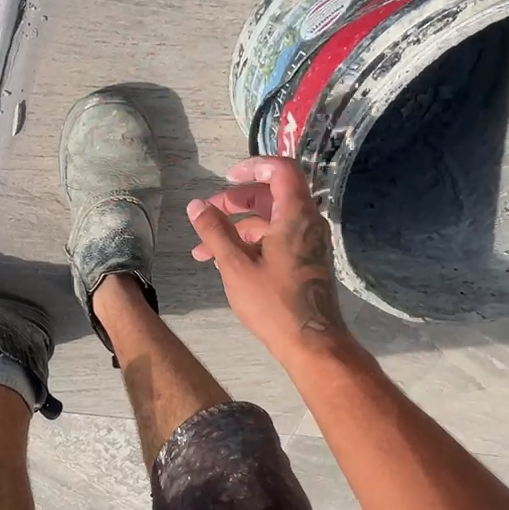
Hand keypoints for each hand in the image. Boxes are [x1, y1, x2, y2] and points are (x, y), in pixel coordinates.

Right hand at [185, 156, 352, 358]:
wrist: (312, 343)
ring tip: (203, 250)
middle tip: (207, 214)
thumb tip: (196, 205)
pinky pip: (276, 238)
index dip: (253, 166)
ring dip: (236, 228)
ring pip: (269, 221)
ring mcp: (308, 243)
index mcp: (295, 215)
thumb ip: (214, 231)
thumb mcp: (235, 265)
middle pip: (271, 195)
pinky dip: (250, 243)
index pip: (280, 170)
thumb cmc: (273, 303)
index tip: (227, 178)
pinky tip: (224, 262)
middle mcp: (306, 223)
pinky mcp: (305, 260)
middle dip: (235, 201)